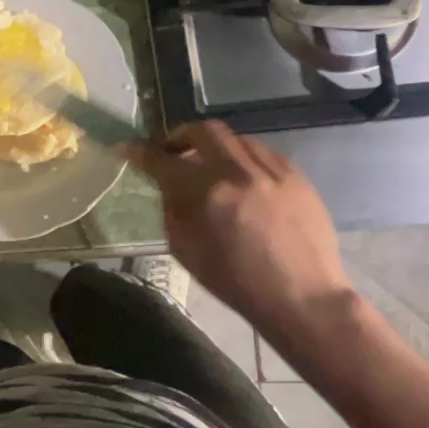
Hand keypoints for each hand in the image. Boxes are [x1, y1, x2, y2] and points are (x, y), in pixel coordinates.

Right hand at [126, 121, 352, 331]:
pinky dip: (244, 159)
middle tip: (172, 151)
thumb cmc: (235, 280)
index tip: (128, 148)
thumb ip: (173, 209)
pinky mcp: (297, 176)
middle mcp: (238, 172)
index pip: (162, 160)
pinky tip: (243, 179)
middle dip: (180, 136)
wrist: (300, 296)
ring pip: (236, 138)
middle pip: (203, 131)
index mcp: (205, 193)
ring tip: (210, 166)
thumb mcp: (185, 249)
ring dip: (215, 147)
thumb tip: (168, 185)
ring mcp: (272, 171)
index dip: (139, 151)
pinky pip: (263, 152)